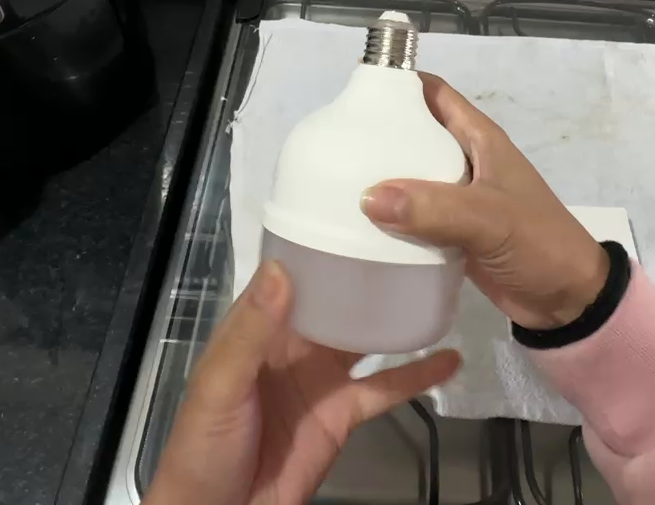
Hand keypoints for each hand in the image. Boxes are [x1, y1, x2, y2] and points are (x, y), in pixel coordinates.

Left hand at [143, 260, 461, 504]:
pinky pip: (385, 388)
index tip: (356, 210)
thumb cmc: (204, 445)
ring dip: (395, 312)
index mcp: (259, 324)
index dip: (320, 242)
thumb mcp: (219, 384)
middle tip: (411, 236)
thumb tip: (283, 268)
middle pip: (336, 297)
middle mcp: (294, 341)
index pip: (292, 271)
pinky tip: (449, 358)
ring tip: (435, 282)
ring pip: (365, 334)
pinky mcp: (343, 413)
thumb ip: (250, 330)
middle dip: (365, 270)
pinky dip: (417, 375)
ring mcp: (322, 376)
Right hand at [360, 73, 608, 331]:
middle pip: (415, 132)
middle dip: (379, 130)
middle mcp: (466, 159)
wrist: (570, 302)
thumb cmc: (538, 243)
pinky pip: (413, 213)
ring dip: (381, 175)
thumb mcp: (489, 219)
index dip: (399, 83)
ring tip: (334, 178)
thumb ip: (433, 208)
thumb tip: (368, 197)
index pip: (434, 93)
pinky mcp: (451, 231)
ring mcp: (458, 197)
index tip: (355, 88)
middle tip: (335, 138)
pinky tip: (359, 222)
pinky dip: (390, 214)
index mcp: (479, 138)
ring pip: (411, 173)